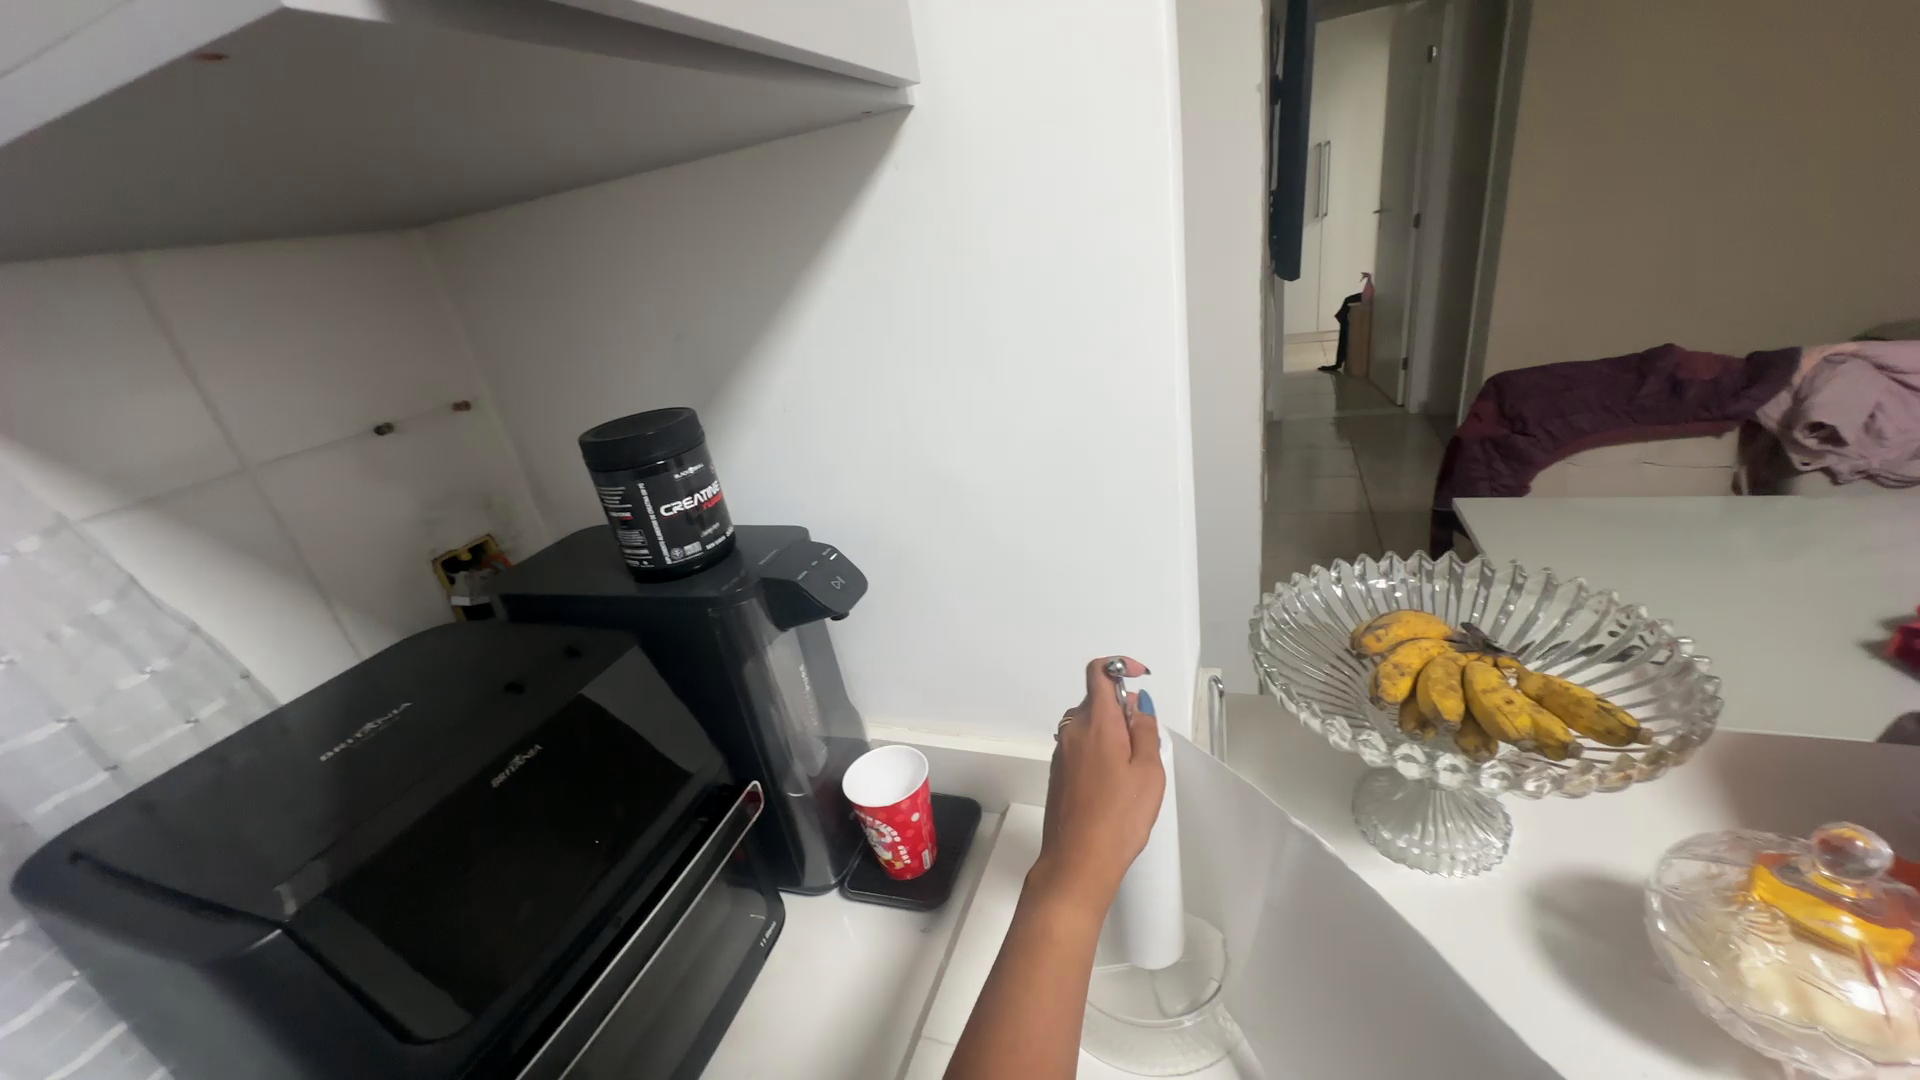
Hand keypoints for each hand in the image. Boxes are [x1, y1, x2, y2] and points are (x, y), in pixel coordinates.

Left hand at [1030, 657, 1165, 912]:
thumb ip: (1145, 730)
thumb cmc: (1118, 817)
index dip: (1119, 666)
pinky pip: (1081, 745)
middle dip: (1122, 709)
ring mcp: (1062, 751)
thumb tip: (1137, 703)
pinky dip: (1100, 750)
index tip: (1139, 678)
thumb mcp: (1149, 771)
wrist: (1077, 860)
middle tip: (1145, 740)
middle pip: (1095, 700)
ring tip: (1133, 769)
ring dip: (1112, 732)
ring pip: (1089, 724)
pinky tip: (1115, 783)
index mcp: (1095, 722)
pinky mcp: (1058, 771)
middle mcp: (1072, 729)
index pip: (1098, 672)